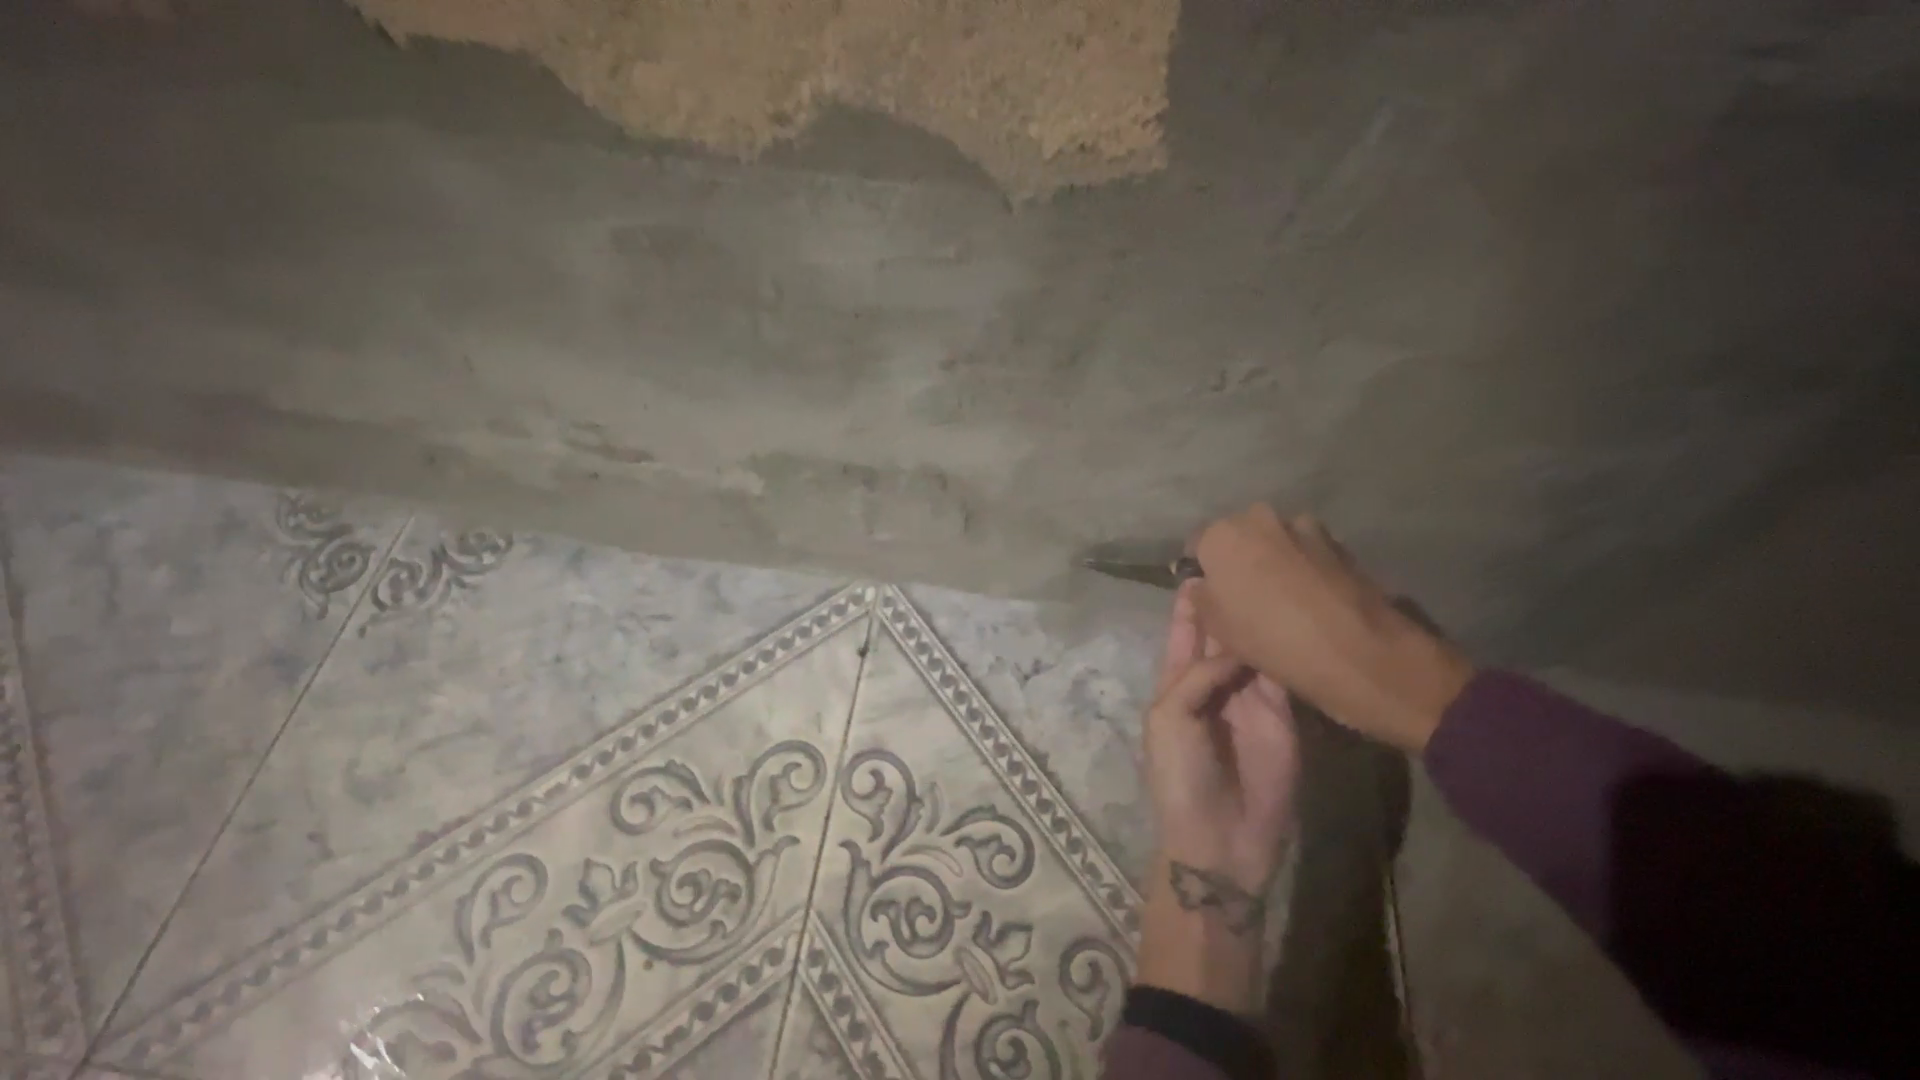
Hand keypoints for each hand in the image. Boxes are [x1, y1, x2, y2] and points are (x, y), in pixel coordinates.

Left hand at [1142, 581, 1300, 894]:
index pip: (1185, 633)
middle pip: (1223, 634)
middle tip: (1245, 558)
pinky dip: (1286, 648)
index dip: (1191, 603)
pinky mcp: (1284, 714)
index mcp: (1177, 684)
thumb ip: (1197, 675)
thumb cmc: (1180, 776)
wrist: (1223, 840)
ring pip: (1254, 648)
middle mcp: (1215, 684)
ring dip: (1259, 619)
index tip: (1202, 563)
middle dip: (1229, 601)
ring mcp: (1251, 697)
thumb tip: (1237, 647)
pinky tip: (1295, 617)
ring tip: (1273, 577)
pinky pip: (1283, 673)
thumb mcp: (1170, 719)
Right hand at [1191, 504, 1474, 752]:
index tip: (1212, 598)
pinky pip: (1308, 554)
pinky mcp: (1339, 542)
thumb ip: (1201, 597)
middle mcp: (1260, 517)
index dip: (1204, 572)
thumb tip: (1202, 584)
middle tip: (1246, 600)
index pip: (1198, 545)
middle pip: (1240, 537)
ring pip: (1276, 543)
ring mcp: (1305, 527)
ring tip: (1284, 602)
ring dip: (1276, 563)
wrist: (1355, 650)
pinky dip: (1306, 570)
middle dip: (1241, 561)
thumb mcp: (1217, 627)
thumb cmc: (1270, 638)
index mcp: (1222, 534)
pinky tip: (1313, 602)